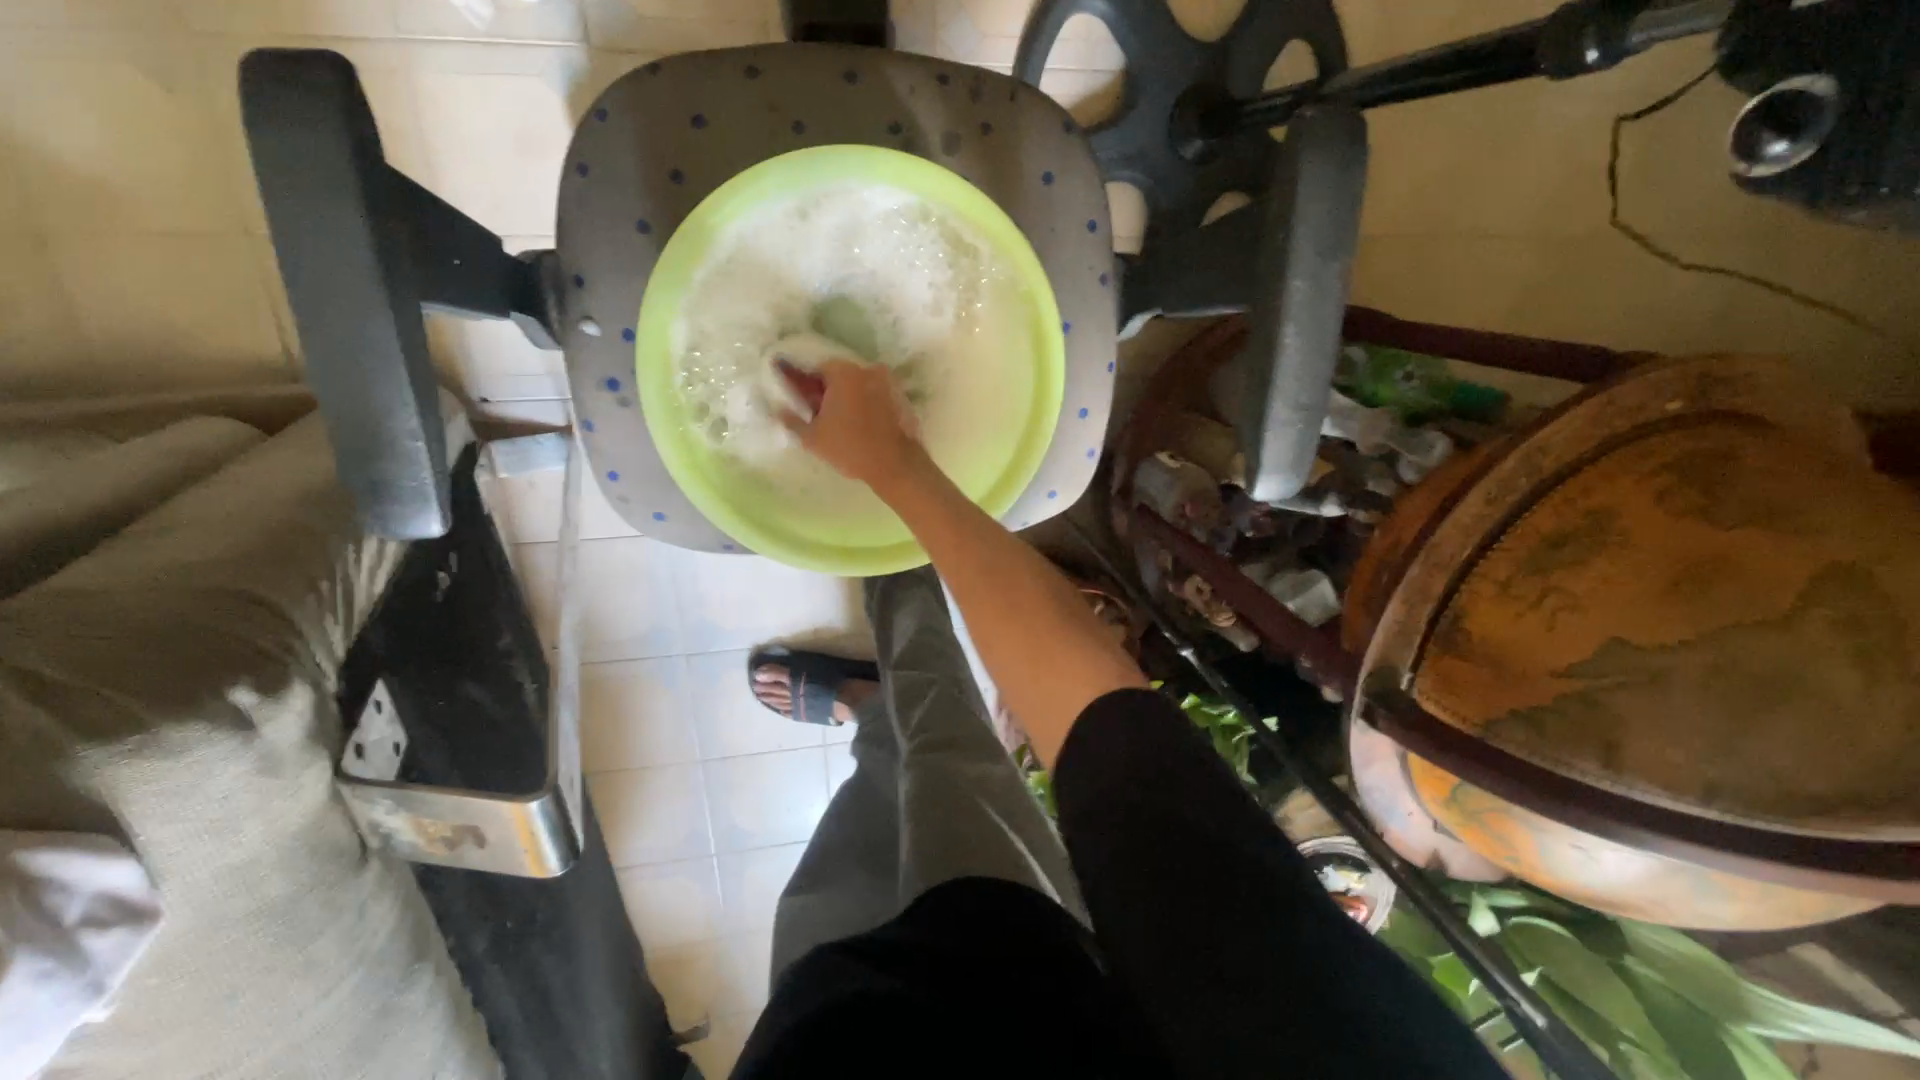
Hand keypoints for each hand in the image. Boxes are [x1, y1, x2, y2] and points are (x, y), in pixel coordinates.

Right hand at [777, 357, 924, 489]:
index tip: (801, 398)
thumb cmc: (849, 447)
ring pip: (859, 385)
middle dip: (827, 390)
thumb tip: (778, 410)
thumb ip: (792, 420)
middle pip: (840, 375)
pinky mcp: (902, 398)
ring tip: (840, 420)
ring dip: (848, 396)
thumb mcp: (812, 437)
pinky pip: (877, 395)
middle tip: (819, 411)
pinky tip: (861, 423)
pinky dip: (867, 403)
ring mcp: (888, 382)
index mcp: (842, 372)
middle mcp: (867, 369)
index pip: (816, 369)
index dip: (806, 384)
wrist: (895, 465)